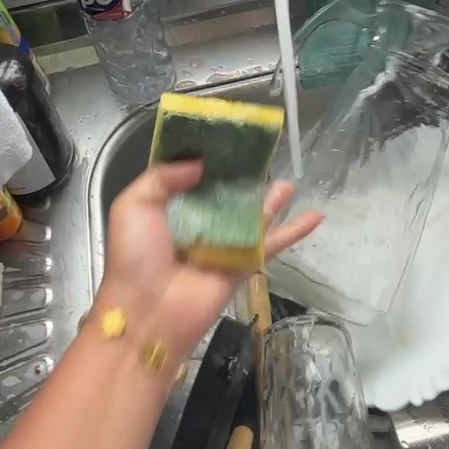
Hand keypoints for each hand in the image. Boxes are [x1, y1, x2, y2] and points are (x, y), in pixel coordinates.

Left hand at [100, 161, 320, 353]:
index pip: (193, 178)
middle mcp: (199, 224)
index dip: (209, 159)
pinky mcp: (243, 265)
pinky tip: (315, 215)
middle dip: (244, 178)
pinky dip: (294, 231)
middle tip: (262, 157)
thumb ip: (162, 176)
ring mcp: (224, 245)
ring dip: (272, 200)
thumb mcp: (134, 204)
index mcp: (170, 209)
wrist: (149, 312)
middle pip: (228, 195)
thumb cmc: (136, 256)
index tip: (226, 136)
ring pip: (254, 216)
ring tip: (289, 182)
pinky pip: (272, 244)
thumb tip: (200, 163)